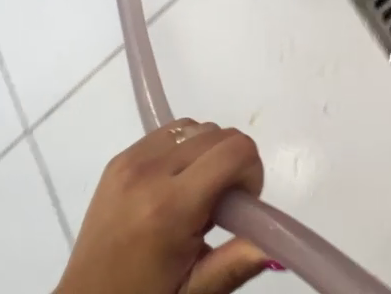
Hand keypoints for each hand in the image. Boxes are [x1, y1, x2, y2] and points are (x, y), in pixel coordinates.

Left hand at [55, 119, 270, 293]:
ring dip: (209, 155)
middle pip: (220, 135)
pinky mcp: (118, 160)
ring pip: (197, 127)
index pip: (236, 151)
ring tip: (195, 198)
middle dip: (232, 166)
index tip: (241, 208)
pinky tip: (174, 188)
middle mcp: (148, 173)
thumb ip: (236, 264)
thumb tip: (273, 242)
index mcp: (169, 207)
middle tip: (220, 210)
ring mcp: (129, 162)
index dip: (251, 174)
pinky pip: (170, 133)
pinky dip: (184, 150)